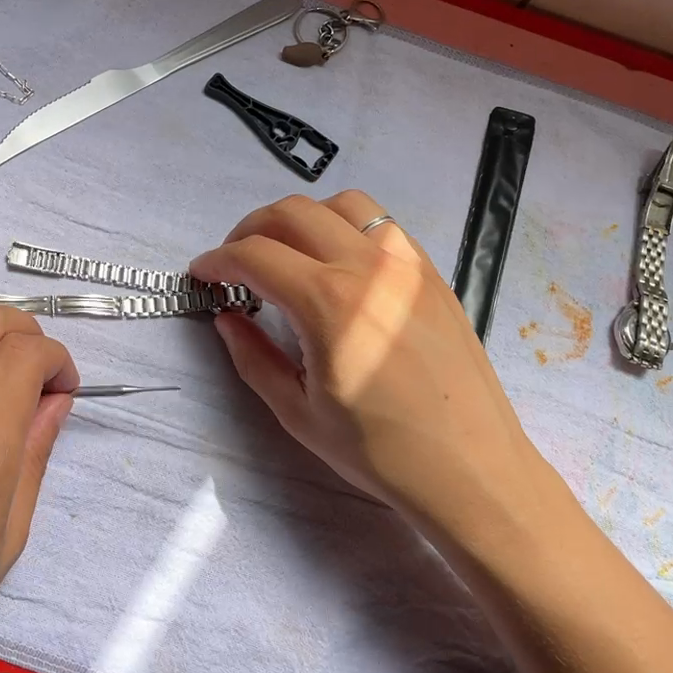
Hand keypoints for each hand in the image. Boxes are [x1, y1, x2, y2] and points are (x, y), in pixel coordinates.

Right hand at [191, 192, 548, 542]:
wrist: (472, 468)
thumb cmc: (379, 452)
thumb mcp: (298, 413)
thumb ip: (253, 357)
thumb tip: (227, 318)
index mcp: (328, 304)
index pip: (255, 256)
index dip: (217, 261)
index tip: (201, 275)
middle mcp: (367, 267)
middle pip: (292, 213)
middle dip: (248, 231)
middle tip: (233, 264)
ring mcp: (406, 264)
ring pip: (341, 204)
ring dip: (300, 218)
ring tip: (286, 255)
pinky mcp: (431, 273)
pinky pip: (380, 225)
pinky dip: (344, 227)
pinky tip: (337, 266)